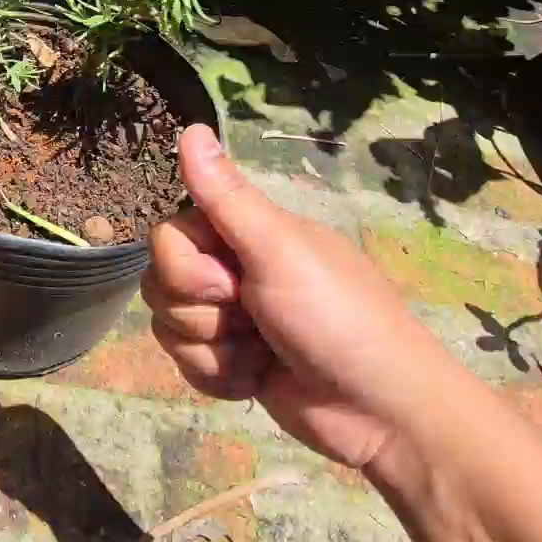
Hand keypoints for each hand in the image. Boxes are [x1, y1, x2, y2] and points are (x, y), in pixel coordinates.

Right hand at [145, 125, 456, 469]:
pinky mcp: (230, 363)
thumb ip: (228, 196)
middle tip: (254, 319)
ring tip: (263, 355)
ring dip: (215, 349)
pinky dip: (220, 377)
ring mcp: (230, 319)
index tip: (232, 282)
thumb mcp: (280, 251)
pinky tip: (258, 379)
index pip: (167, 236)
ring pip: (169, 327)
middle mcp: (232, 269)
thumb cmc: (337, 319)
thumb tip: (191, 127)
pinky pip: (186, 363)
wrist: (381, 414)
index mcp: (244, 233)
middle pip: (160, 283)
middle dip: (202, 314)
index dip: (186, 268)